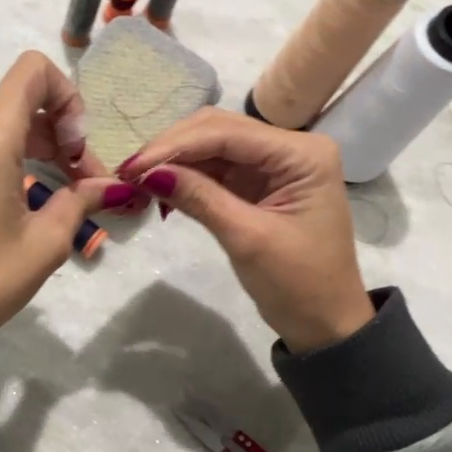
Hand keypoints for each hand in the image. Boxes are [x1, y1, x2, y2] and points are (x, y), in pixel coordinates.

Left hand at [0, 51, 132, 365]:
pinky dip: (15, 160)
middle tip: (86, 183)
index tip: (77, 148)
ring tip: (67, 194)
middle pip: (22, 101)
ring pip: (4, 125)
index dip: (68, 97)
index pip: (33, 71)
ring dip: (42, 148)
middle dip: (63, 132)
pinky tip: (33, 198)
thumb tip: (108, 187)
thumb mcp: (46, 243)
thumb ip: (81, 200)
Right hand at [118, 108, 374, 352]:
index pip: (228, 133)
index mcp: (301, 154)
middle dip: (171, 148)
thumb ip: (200, 199)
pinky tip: (158, 187)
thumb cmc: (297, 283)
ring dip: (174, 161)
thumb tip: (148, 174)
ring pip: (212, 147)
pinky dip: (186, 177)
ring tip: (135, 180)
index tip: (132, 168)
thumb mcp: (247, 239)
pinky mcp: (258, 184)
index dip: (175, 146)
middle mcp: (289, 147)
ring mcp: (273, 164)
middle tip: (127, 173)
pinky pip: (216, 170)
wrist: (325, 321)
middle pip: (218, 130)